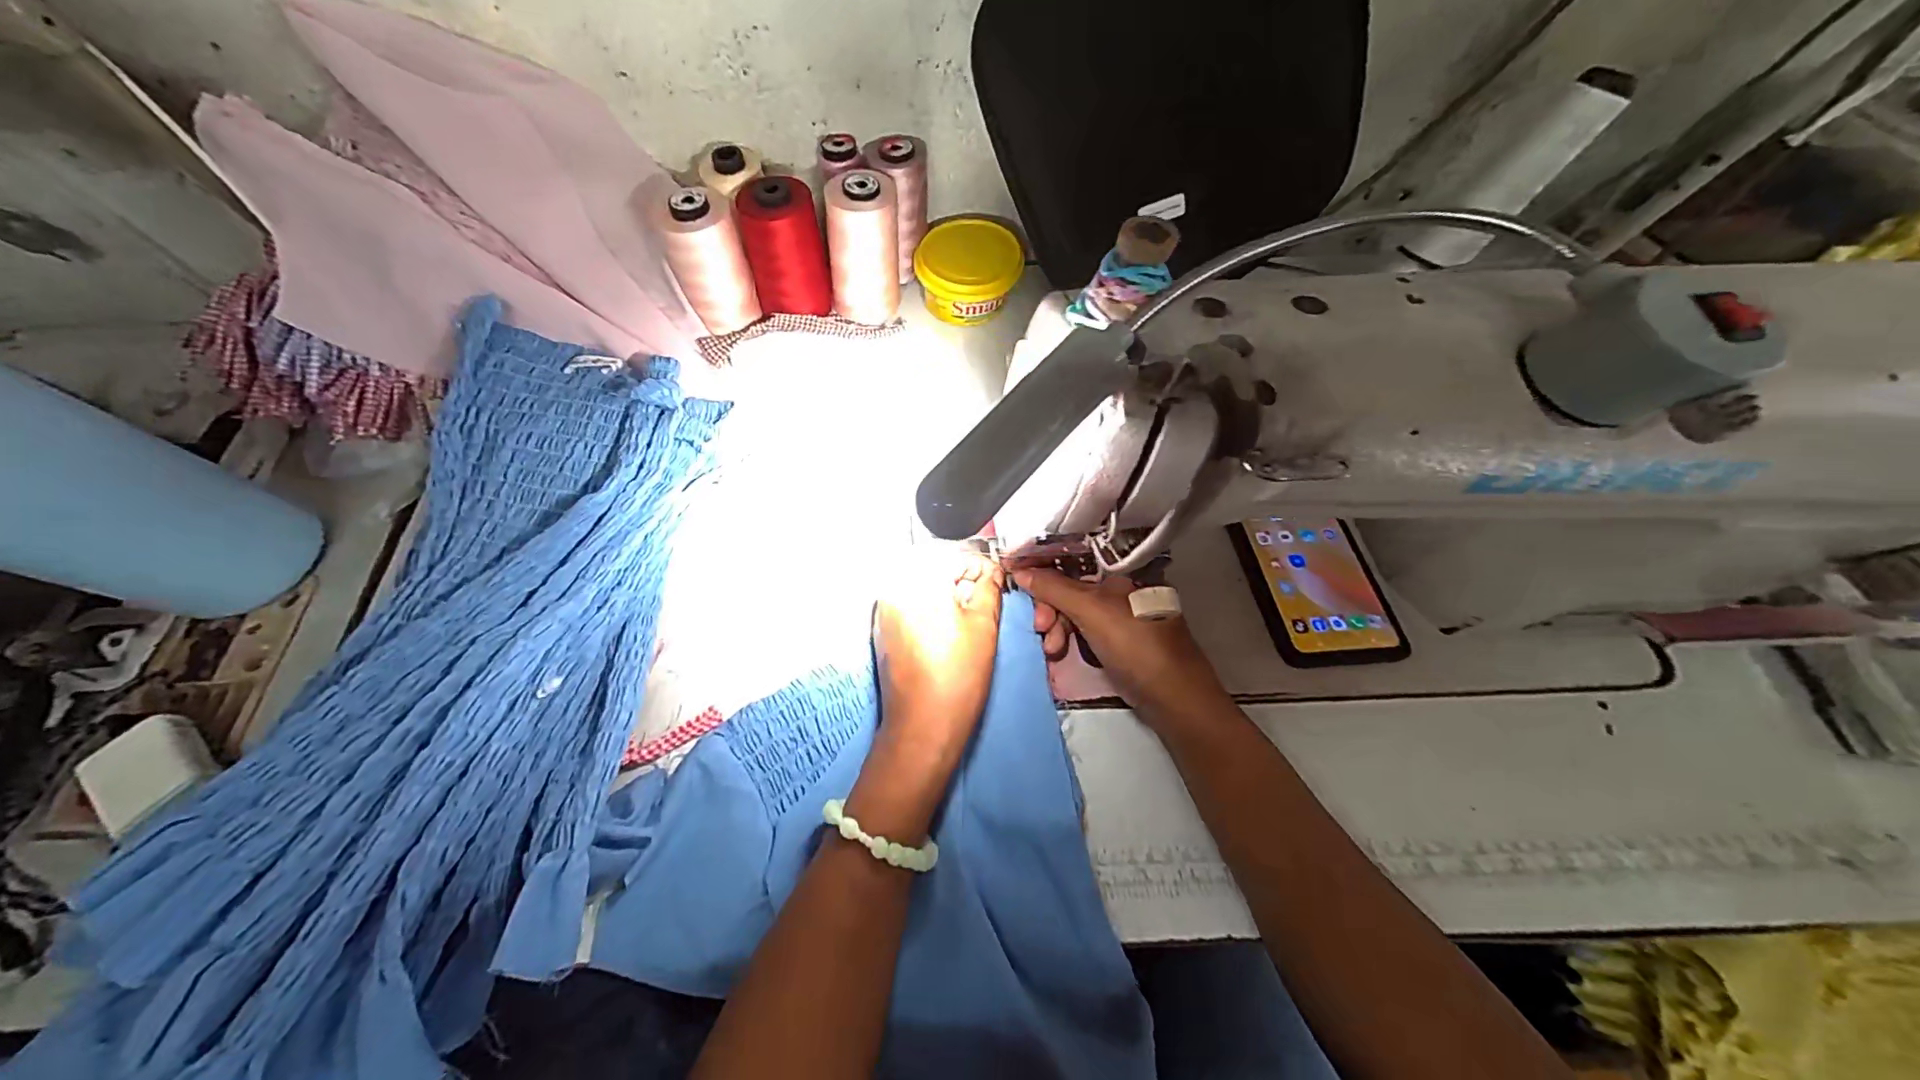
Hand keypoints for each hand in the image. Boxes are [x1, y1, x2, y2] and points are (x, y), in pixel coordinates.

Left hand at [872, 550, 1004, 760]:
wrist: (922, 727)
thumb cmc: (956, 679)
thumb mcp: (984, 625)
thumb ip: (988, 588)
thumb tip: (991, 574)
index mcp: (914, 580)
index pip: (952, 554)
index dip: (980, 565)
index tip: (996, 580)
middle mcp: (891, 588)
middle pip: (933, 566)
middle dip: (960, 577)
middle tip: (984, 597)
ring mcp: (883, 610)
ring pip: (920, 584)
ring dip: (944, 592)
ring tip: (968, 617)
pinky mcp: (882, 630)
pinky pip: (909, 604)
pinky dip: (929, 607)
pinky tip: (948, 630)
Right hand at [1013, 568, 1231, 730]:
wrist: (1174, 697)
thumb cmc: (1135, 646)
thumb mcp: (1091, 612)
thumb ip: (1054, 588)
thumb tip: (1020, 570)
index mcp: (1120, 574)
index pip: (1071, 562)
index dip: (1044, 574)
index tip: (1020, 589)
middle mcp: (1120, 590)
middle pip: (1070, 589)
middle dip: (1050, 608)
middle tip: (1040, 628)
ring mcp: (1120, 618)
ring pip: (1075, 613)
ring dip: (1057, 628)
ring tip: (1053, 649)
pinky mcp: (1119, 643)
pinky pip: (1084, 632)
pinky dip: (1070, 641)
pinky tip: (1064, 653)